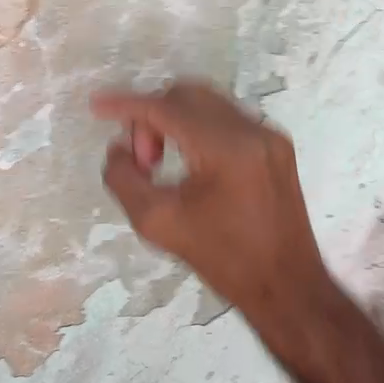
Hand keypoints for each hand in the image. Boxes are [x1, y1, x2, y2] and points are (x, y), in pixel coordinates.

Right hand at [90, 81, 331, 330]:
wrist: (287, 288)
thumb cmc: (221, 259)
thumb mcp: (155, 222)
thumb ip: (123, 177)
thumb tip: (120, 149)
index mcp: (226, 149)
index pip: (164, 108)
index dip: (125, 105)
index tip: (96, 108)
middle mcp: (251, 131)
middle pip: (185, 94)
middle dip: (151, 116)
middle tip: (142, 159)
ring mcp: (268, 136)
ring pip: (205, 102)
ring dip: (172, 120)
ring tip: (161, 162)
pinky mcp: (276, 147)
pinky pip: (224, 118)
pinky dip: (195, 128)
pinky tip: (187, 162)